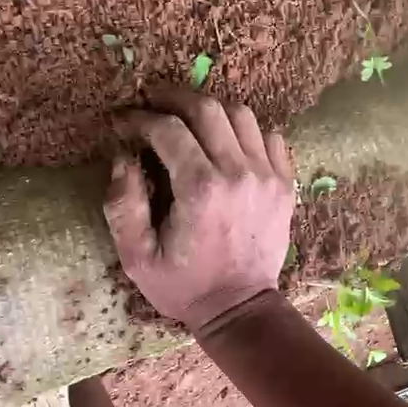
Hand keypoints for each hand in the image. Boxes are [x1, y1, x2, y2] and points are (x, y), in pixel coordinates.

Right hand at [104, 91, 295, 336]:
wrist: (241, 308)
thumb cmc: (184, 285)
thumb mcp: (136, 257)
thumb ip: (122, 204)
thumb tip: (122, 156)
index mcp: (200, 188)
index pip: (168, 129)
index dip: (140, 118)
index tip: (122, 122)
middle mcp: (238, 172)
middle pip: (208, 109)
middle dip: (174, 98)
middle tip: (153, 101)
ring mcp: (268, 175)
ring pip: (241, 115)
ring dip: (211, 111)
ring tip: (189, 120)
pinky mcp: (285, 183)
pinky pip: (269, 136)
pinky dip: (245, 131)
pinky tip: (226, 143)